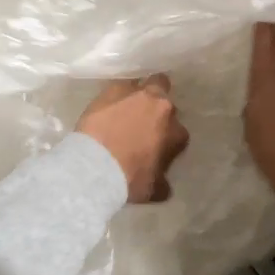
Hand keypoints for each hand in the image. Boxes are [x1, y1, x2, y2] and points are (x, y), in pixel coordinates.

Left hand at [76, 74, 190, 203]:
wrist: (96, 166)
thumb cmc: (129, 179)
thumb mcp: (153, 190)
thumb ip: (162, 183)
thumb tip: (163, 185)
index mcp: (175, 132)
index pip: (179, 134)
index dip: (168, 141)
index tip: (156, 149)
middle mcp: (161, 107)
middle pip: (165, 100)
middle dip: (157, 109)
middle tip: (143, 123)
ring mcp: (136, 94)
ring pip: (145, 84)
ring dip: (140, 95)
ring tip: (126, 109)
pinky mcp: (112, 89)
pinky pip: (120, 86)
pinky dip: (117, 95)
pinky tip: (109, 106)